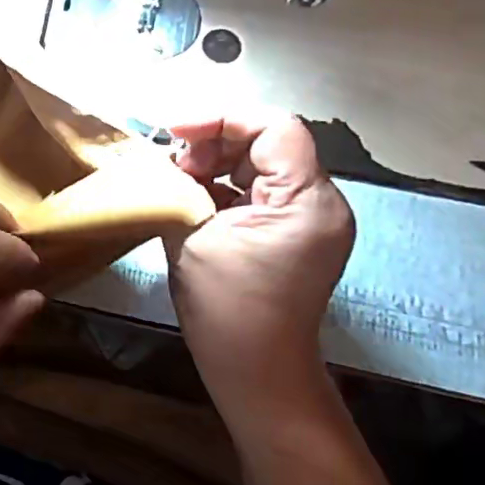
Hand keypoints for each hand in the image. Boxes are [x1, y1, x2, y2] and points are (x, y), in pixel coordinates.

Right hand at [164, 112, 354, 377]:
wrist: (254, 367)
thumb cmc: (223, 305)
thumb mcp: (190, 236)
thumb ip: (179, 188)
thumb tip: (164, 162)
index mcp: (306, 200)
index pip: (273, 127)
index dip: (220, 118)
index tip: (171, 131)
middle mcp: (320, 202)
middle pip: (267, 143)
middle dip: (212, 143)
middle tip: (170, 166)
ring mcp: (310, 220)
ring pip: (260, 166)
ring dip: (214, 165)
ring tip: (175, 184)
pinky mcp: (293, 235)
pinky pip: (258, 193)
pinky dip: (222, 189)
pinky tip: (190, 201)